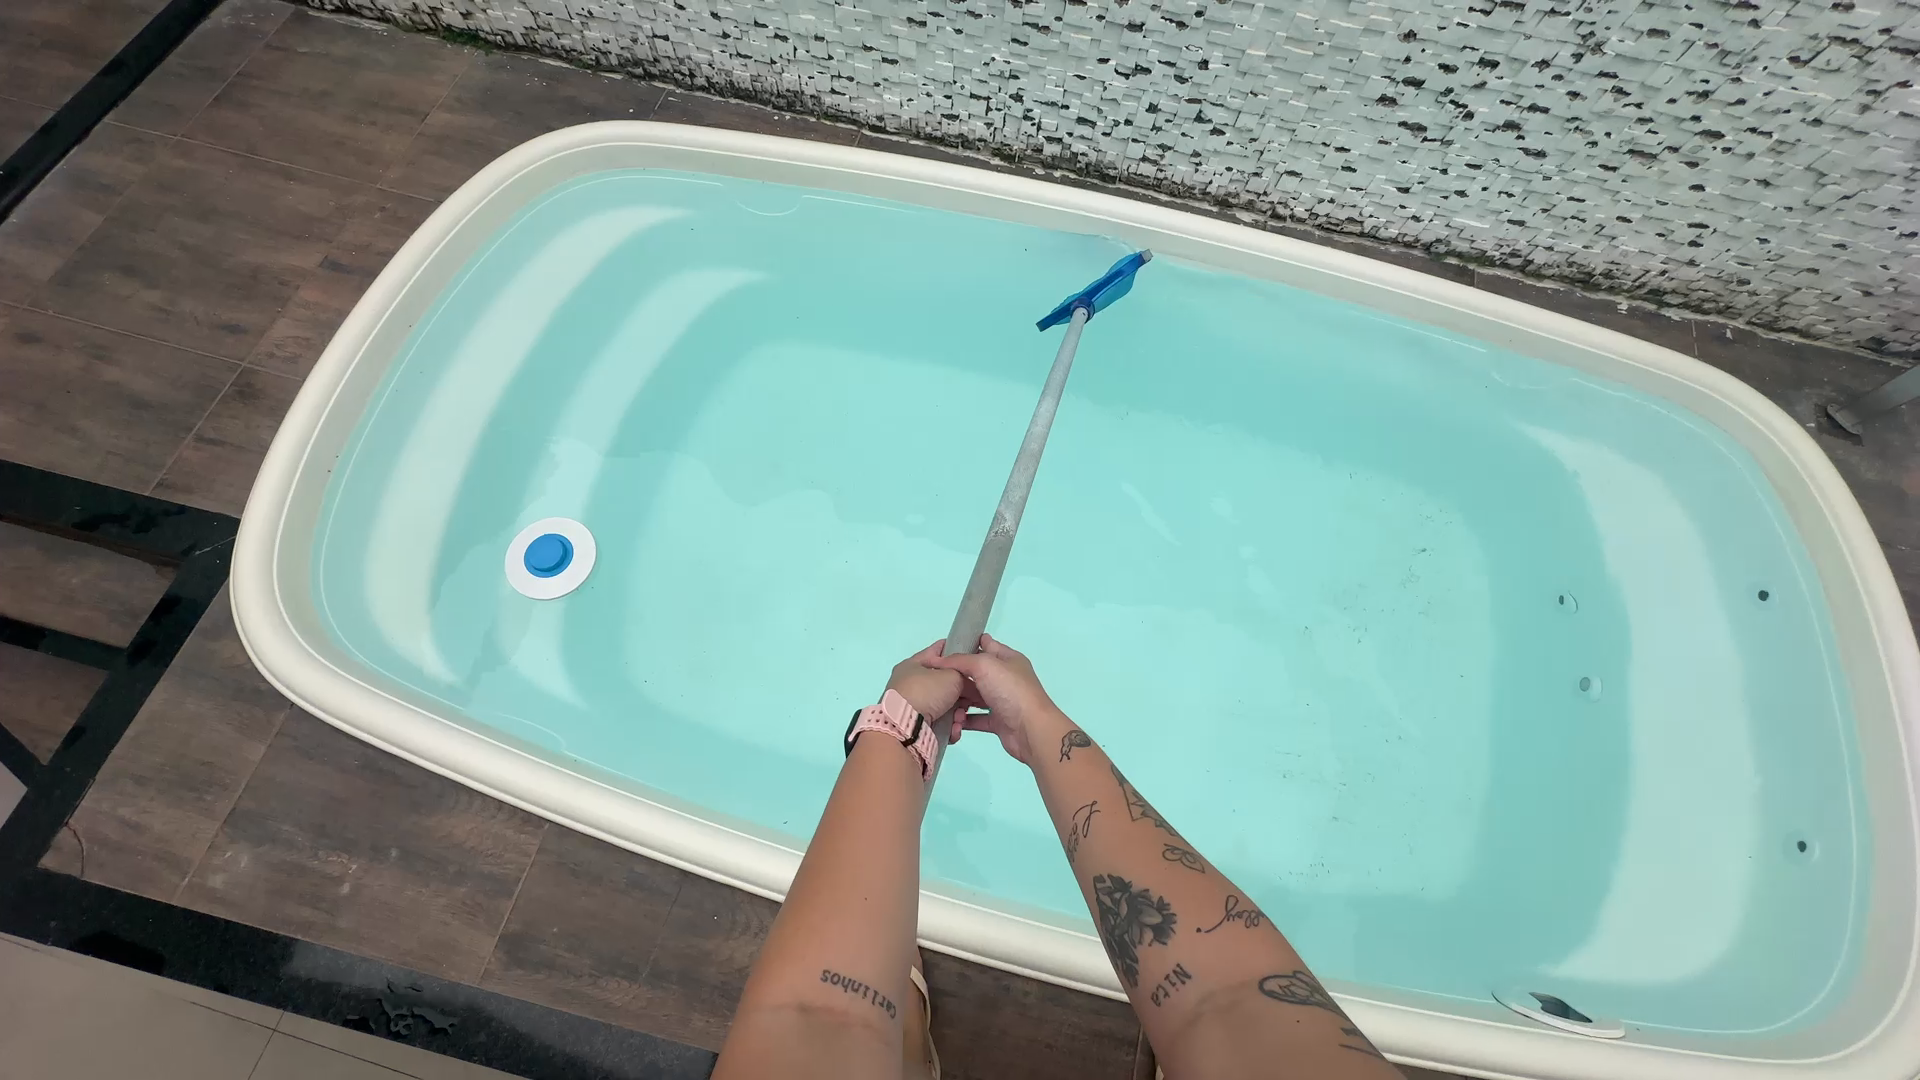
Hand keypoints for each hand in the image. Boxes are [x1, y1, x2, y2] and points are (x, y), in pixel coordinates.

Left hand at [885, 640, 968, 721]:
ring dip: (957, 712)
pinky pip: (939, 723)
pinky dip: (949, 726)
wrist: (904, 728)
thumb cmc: (926, 692)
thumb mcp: (952, 675)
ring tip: (960, 717)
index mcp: (913, 664)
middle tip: (973, 696)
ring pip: (944, 705)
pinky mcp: (915, 726)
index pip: (937, 650)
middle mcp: (910, 683)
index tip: (971, 653)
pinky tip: (954, 729)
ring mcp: (912, 706)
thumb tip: (967, 685)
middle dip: (961, 691)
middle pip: (944, 682)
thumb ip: (964, 676)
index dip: (955, 649)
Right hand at [925, 634, 1064, 765]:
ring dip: (959, 698)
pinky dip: (963, 719)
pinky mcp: (997, 721)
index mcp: (1007, 659)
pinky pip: (975, 718)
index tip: (943, 647)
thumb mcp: (984, 665)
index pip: (986, 644)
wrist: (1030, 730)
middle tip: (935, 676)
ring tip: (941, 698)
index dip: (966, 643)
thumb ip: (960, 660)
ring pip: (974, 696)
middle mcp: (1005, 678)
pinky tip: (950, 719)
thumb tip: (939, 660)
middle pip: (976, 672)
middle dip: (957, 674)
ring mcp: (1002, 700)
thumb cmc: (1010, 690)